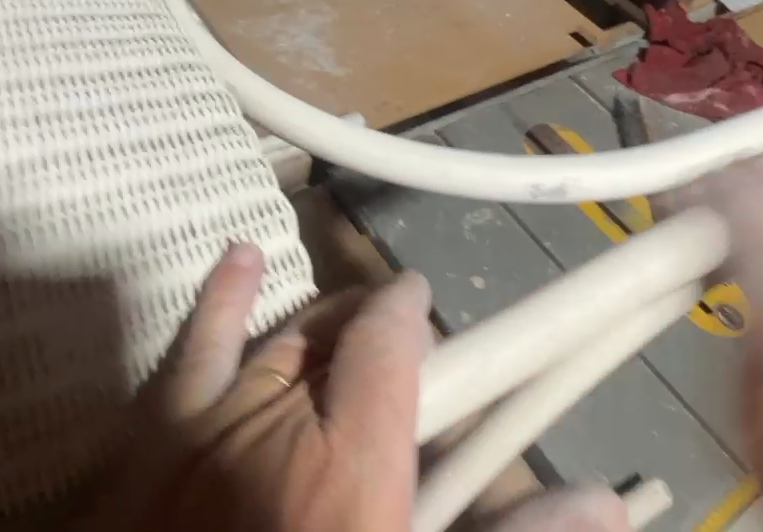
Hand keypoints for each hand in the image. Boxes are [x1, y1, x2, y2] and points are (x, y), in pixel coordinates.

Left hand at [94, 244, 629, 531]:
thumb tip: (607, 502)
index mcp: (349, 464)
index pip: (390, 342)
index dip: (410, 311)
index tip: (422, 302)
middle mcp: (281, 419)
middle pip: (337, 332)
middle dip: (371, 323)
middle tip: (394, 334)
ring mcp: (209, 419)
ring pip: (278, 333)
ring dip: (317, 314)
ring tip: (345, 302)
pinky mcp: (155, 433)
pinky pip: (193, 346)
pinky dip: (221, 298)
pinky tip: (239, 260)